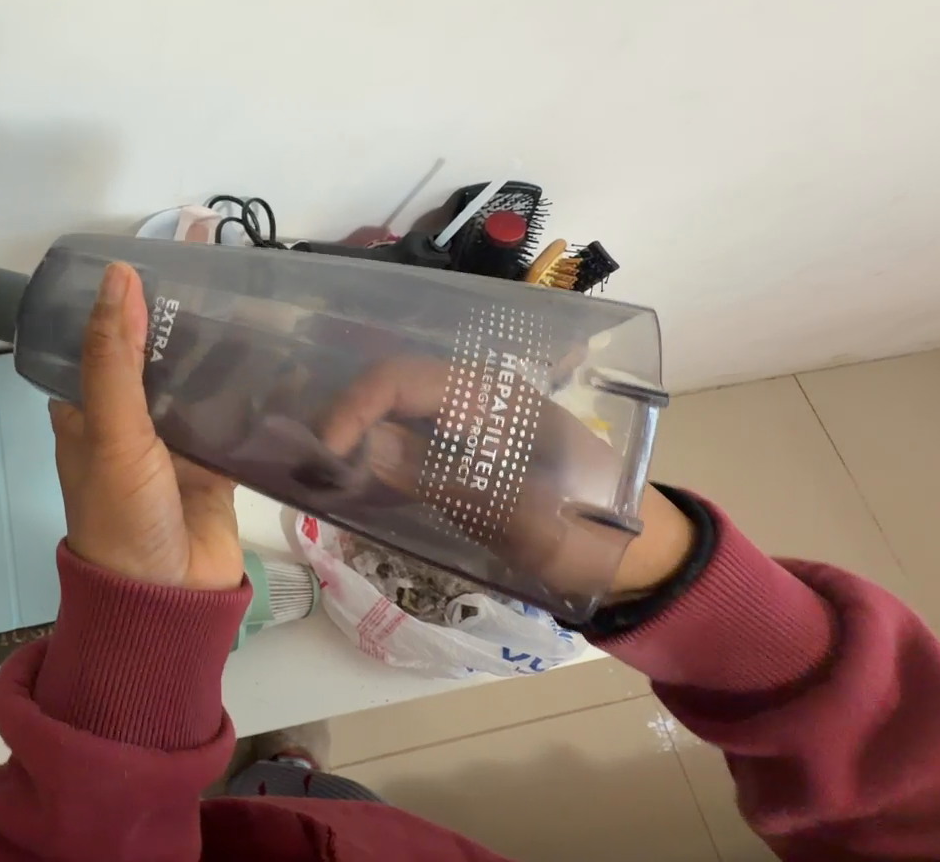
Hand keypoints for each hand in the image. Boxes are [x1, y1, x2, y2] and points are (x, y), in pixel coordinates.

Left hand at [49, 263, 242, 591]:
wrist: (168, 601)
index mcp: (90, 413)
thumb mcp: (110, 430)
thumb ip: (113, 356)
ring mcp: (173, 445)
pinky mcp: (214, 465)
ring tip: (253, 311)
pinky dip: (250, 396)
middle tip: (217, 280)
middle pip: (154, 361)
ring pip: (195, 387)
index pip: (100, 344)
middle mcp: (129, 424)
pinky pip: (232, 420)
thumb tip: (118, 274)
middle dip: (179, 326)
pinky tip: (277, 364)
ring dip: (217, 357)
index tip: (154, 264)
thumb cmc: (124, 513)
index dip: (120, 306)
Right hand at [321, 357, 692, 599]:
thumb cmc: (587, 532)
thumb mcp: (519, 515)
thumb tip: (364, 447)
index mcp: (492, 395)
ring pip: (386, 416)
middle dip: (341, 420)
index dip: (355, 406)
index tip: (325, 451)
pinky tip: (347, 489)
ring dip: (349, 441)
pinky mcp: (456, 456)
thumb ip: (442, 479)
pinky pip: (399, 446)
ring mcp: (462, 427)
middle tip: (306, 465)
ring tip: (315, 476)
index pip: (402, 378)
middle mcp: (469, 399)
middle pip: (386, 390)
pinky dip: (369, 463)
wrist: (633, 561)